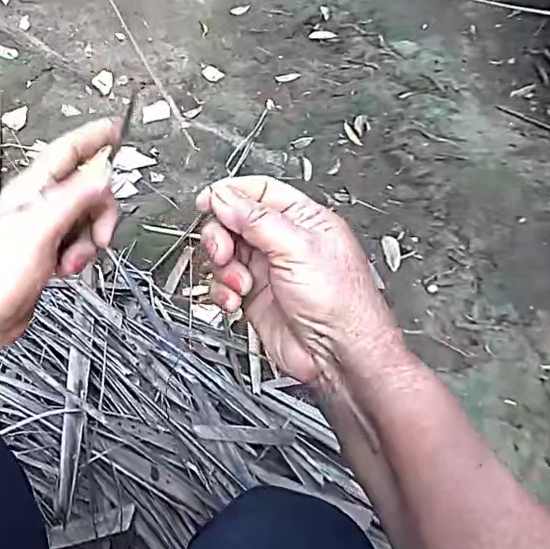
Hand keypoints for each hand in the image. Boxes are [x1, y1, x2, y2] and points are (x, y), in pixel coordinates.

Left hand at [0, 118, 121, 354]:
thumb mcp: (39, 229)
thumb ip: (72, 198)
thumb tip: (101, 173)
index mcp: (30, 190)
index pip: (67, 151)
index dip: (93, 138)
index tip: (114, 130)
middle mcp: (36, 206)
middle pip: (85, 188)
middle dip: (99, 212)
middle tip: (97, 235)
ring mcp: (41, 230)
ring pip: (84, 218)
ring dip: (87, 240)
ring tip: (70, 259)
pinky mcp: (46, 253)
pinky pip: (76, 242)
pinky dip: (78, 255)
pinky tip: (64, 269)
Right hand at [196, 176, 400, 388]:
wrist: (337, 355)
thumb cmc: (342, 305)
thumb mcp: (298, 249)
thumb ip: (257, 220)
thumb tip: (226, 197)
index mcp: (302, 221)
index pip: (259, 192)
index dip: (231, 194)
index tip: (208, 201)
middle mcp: (282, 242)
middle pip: (234, 222)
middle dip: (221, 236)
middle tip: (222, 250)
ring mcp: (266, 270)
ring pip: (224, 253)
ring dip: (223, 268)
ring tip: (239, 283)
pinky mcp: (253, 295)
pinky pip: (222, 284)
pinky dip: (222, 292)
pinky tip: (236, 299)